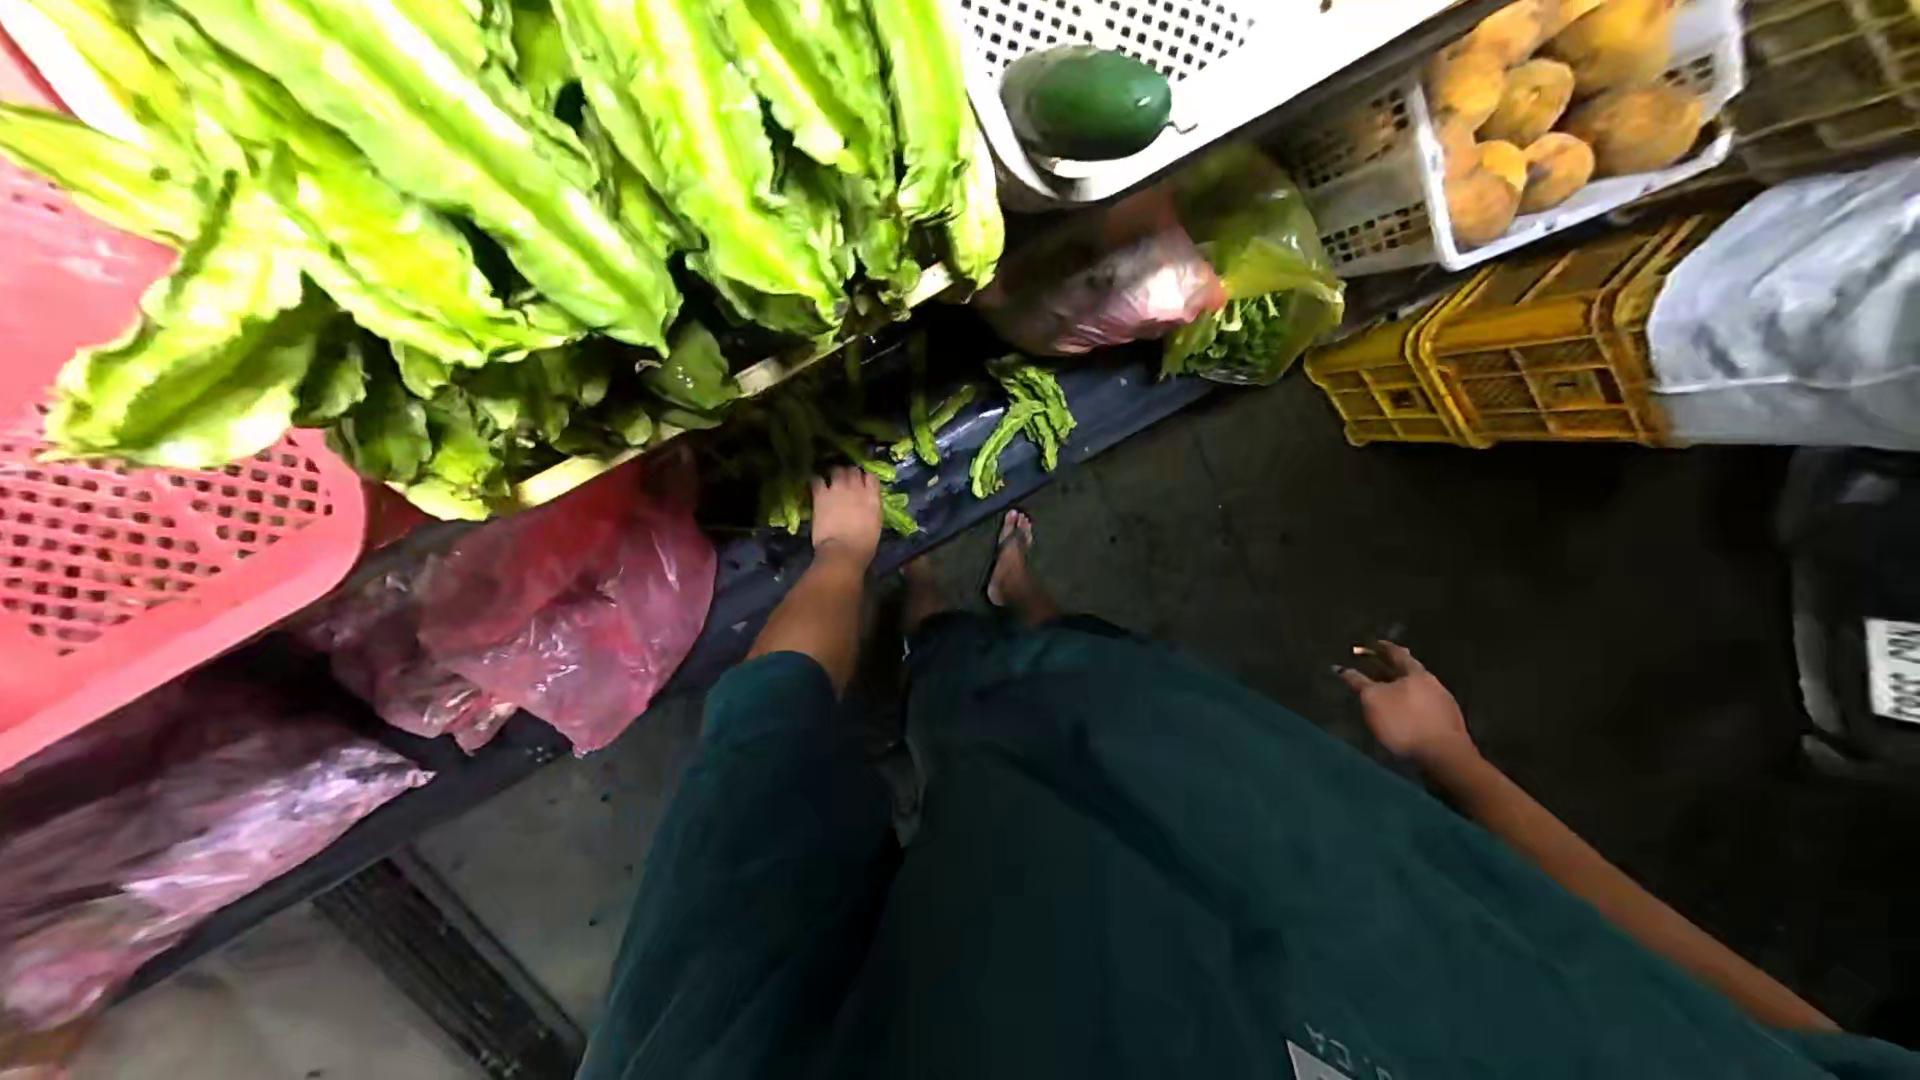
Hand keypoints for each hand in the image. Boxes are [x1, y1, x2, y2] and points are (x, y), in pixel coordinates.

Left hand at [810, 467, 881, 566]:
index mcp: (872, 497)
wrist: (842, 551)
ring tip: (830, 480)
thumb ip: (871, 508)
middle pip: (853, 470)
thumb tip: (866, 503)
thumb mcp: (875, 523)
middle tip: (844, 481)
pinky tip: (816, 486)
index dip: (865, 478)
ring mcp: (838, 489)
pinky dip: (817, 480)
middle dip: (849, 473)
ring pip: (836, 470)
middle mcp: (856, 488)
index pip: (871, 476)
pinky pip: (817, 479)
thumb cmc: (864, 545)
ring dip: (834, 474)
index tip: (862, 483)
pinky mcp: (821, 494)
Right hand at [1338, 641, 1476, 768]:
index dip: (1382, 647)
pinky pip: (1422, 702)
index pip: (1396, 653)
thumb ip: (1358, 682)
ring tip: (1384, 688)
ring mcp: (1442, 702)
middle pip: (1407, 669)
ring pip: (1416, 686)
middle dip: (1389, 666)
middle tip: (1373, 664)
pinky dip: (1409, 700)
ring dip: (1399, 685)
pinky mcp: (1446, 720)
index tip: (1372, 643)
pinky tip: (1402, 708)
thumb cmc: (1404, 722)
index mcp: (1415, 673)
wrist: (1445, 756)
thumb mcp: (1373, 699)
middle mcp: (1432, 683)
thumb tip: (1341, 668)